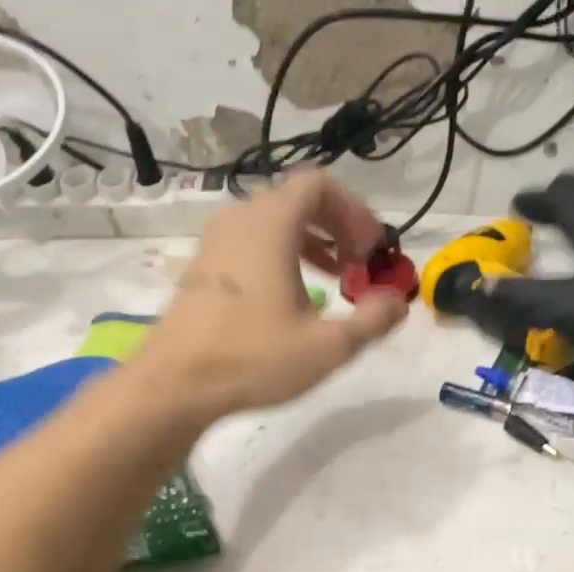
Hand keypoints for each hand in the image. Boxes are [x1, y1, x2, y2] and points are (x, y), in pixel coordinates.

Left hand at [138, 169, 409, 413]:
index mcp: (271, 225)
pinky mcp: (205, 265)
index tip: (373, 250)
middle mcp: (241, 219)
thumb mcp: (329, 347)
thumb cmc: (254, 359)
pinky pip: (253, 241)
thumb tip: (397, 302)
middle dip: (338, 226)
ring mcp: (217, 240)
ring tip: (336, 278)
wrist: (175, 383)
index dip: (355, 212)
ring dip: (313, 241)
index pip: (320, 185)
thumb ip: (373, 320)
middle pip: (298, 200)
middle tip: (361, 264)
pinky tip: (296, 295)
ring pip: (275, 220)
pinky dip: (284, 253)